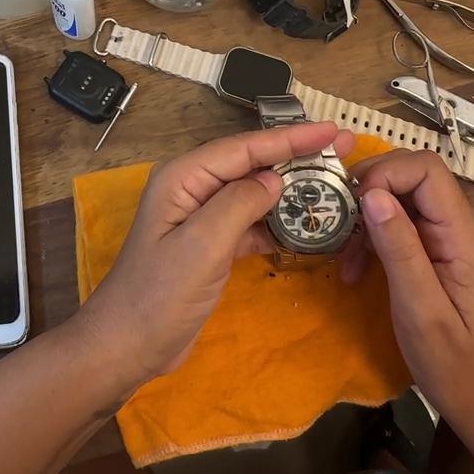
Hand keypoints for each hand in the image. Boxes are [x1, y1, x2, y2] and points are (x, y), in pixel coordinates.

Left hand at [73, 122, 354, 387]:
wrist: (129, 344)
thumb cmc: (158, 294)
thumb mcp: (200, 246)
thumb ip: (237, 205)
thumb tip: (274, 179)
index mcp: (183, 177)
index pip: (243, 148)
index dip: (289, 138)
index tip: (331, 130)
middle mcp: (193, 188)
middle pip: (251, 163)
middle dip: (296, 155)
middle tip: (344, 148)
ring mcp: (203, 216)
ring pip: (255, 192)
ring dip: (292, 189)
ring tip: (335, 182)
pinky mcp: (213, 244)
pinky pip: (252, 222)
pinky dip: (279, 222)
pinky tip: (309, 225)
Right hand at [338, 150, 473, 435]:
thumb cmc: (458, 367)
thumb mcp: (422, 312)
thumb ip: (399, 250)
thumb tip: (371, 194)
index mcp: (466, 237)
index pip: (427, 169)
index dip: (385, 173)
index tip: (354, 205)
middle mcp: (463, 227)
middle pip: (412, 175)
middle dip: (369, 191)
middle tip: (340, 225)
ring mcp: (452, 238)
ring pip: (402, 196)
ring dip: (366, 216)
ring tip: (345, 255)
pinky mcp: (439, 251)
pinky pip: (402, 222)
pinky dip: (374, 235)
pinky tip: (356, 266)